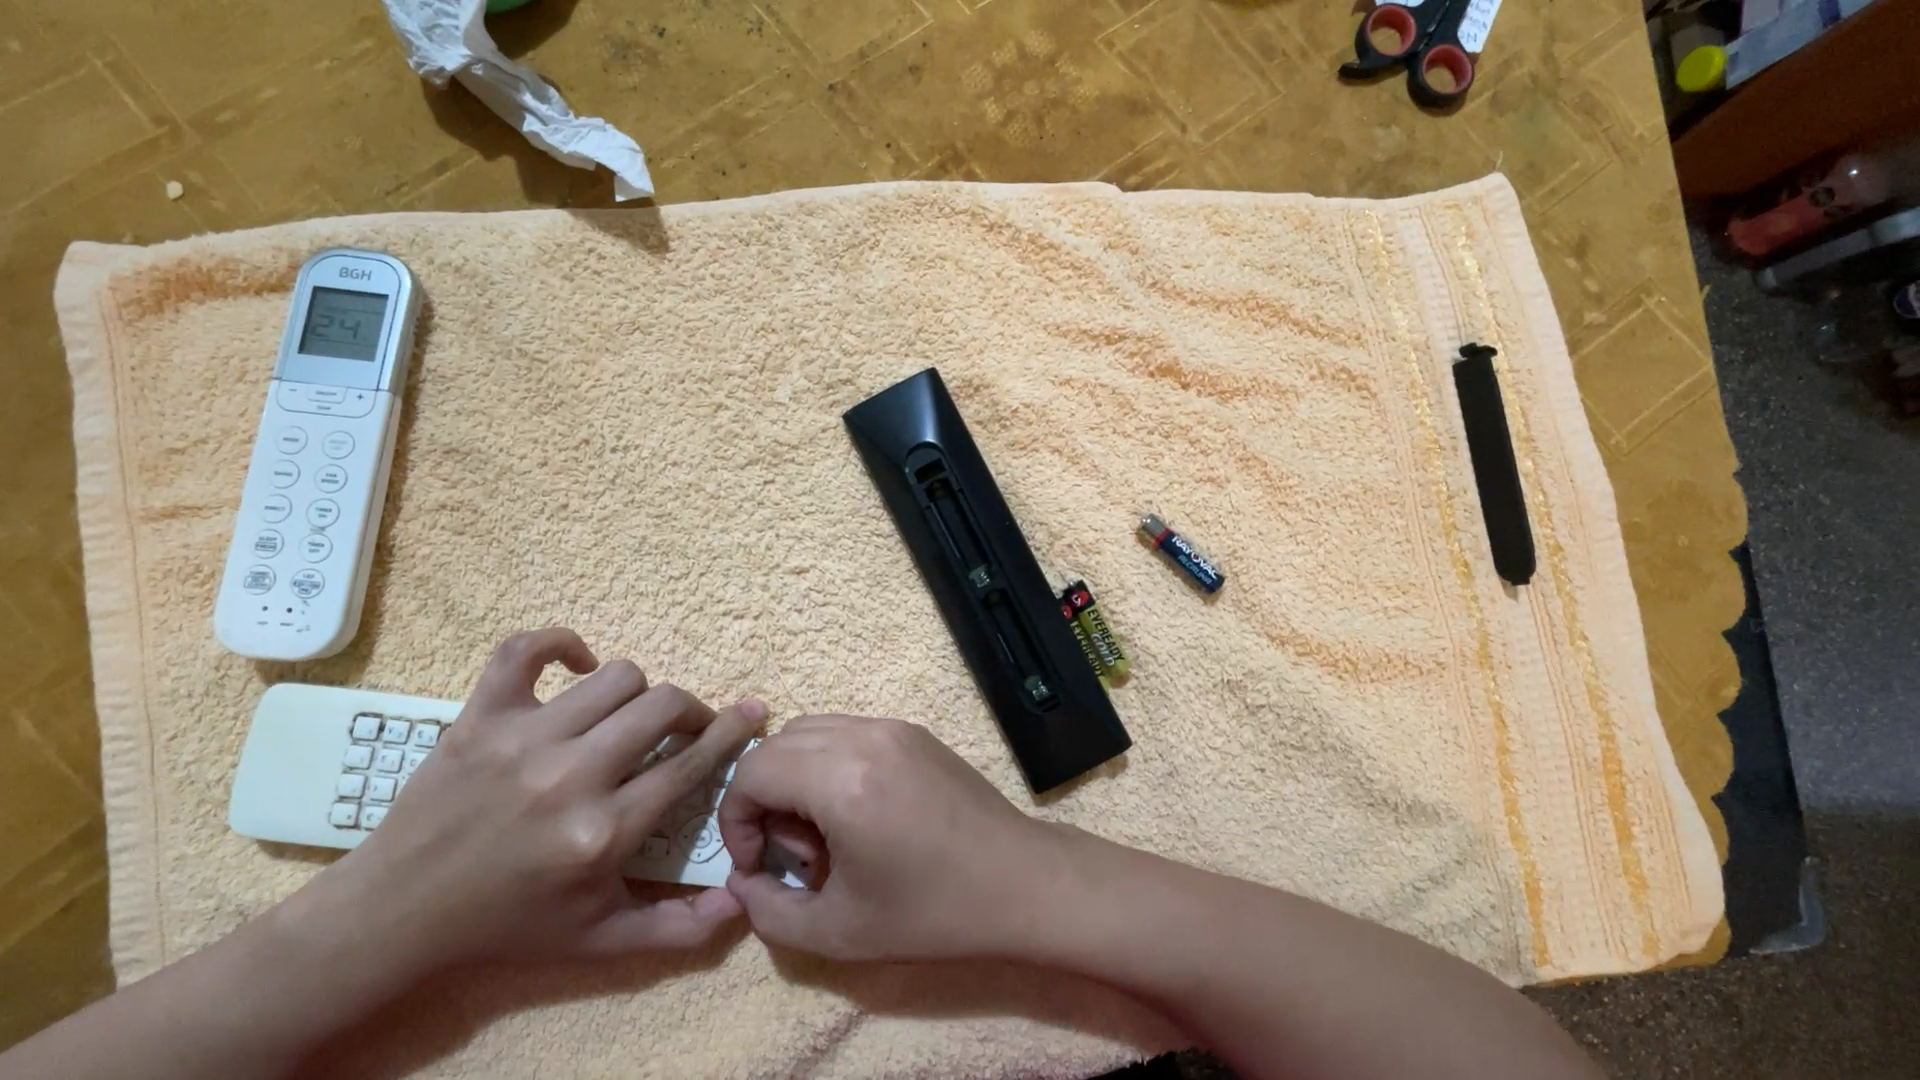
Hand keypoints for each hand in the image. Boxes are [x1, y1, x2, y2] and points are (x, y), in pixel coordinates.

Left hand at [281, 628, 763, 978]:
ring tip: (628, 716)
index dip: (732, 732)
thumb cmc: (506, 928)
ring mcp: (522, 739)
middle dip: (691, 711)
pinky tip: (575, 665)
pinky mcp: (479, 716)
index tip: (753, 712)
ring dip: (637, 692)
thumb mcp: (600, 943)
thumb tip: (741, 903)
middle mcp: (571, 776)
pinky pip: (525, 649)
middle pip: (663, 705)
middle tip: (686, 728)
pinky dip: (559, 644)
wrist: (392, 920)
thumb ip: (677, 929)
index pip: (691, 763)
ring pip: (616, 675)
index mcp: (603, 832)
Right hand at [718, 714, 1062, 960]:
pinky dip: (829, 765)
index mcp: (843, 781)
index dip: (735, 820)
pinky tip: (859, 813)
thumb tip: (744, 880)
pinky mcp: (914, 731)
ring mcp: (893, 727)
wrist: (1020, 883)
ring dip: (796, 778)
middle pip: (776, 746)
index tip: (758, 865)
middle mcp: (865, 738)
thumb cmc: (931, 914)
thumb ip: (770, 911)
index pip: (752, 772)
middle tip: (797, 854)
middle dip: (765, 799)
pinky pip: (847, 733)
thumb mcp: (838, 932)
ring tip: (827, 834)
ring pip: (810, 732)